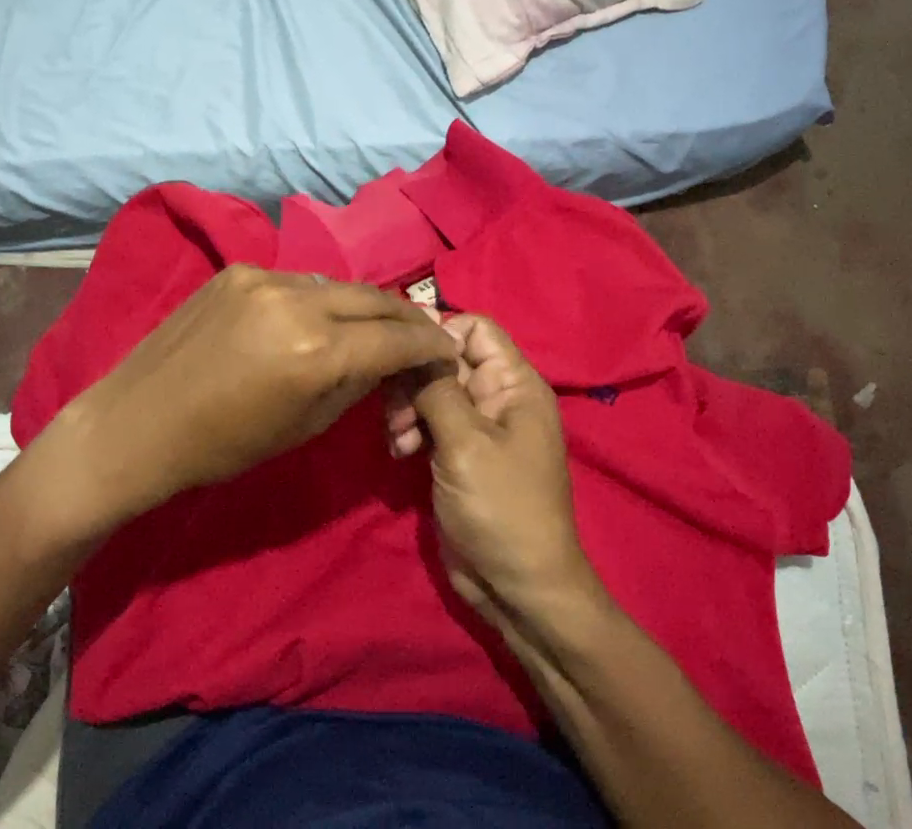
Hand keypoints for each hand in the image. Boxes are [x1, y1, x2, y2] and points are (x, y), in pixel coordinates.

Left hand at [59, 264, 459, 523]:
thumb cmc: (224, 446)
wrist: (138, 423)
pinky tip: (315, 319)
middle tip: (422, 336)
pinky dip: (318, 299)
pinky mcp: (236, 271)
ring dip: (362, 306)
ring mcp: (263, 278)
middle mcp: (297, 301)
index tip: (447, 351)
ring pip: (337, 285)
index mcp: (317, 351)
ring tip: (373, 327)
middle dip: (406, 318)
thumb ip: (355, 382)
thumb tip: (386, 357)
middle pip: (375, 298)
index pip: (398, 337)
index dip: (431, 345)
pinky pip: (297, 281)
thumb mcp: (306, 426)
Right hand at [408, 315, 593, 621]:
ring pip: (430, 391)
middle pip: (446, 359)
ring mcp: (476, 428)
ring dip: (406, 408)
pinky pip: (428, 423)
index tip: (399, 357)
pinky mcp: (457, 455)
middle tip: (395, 414)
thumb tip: (417, 340)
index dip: (436, 333)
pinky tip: (399, 453)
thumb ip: (438, 386)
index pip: (474, 328)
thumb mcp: (466, 442)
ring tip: (397, 441)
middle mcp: (497, 398)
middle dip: (414, 379)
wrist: (516, 584)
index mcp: (515, 384)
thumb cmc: (501, 507)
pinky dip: (409, 431)